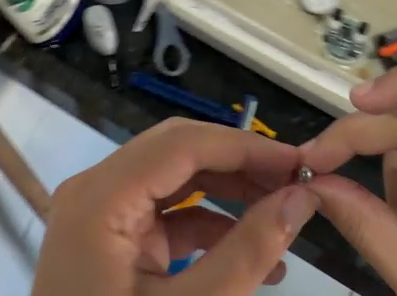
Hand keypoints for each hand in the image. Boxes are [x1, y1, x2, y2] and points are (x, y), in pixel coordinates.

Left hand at [31, 117, 319, 294]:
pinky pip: (166, 217)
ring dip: (230, 194)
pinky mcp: (112, 244)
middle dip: (239, 165)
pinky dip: (209, 226)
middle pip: (177, 153)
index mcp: (100, 197)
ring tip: (283, 213)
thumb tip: (301, 198)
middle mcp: (95, 192)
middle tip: (294, 181)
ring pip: (175, 181)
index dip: (244, 146)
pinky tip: (255, 250)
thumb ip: (246, 253)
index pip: (182, 144)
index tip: (299, 161)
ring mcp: (101, 217)